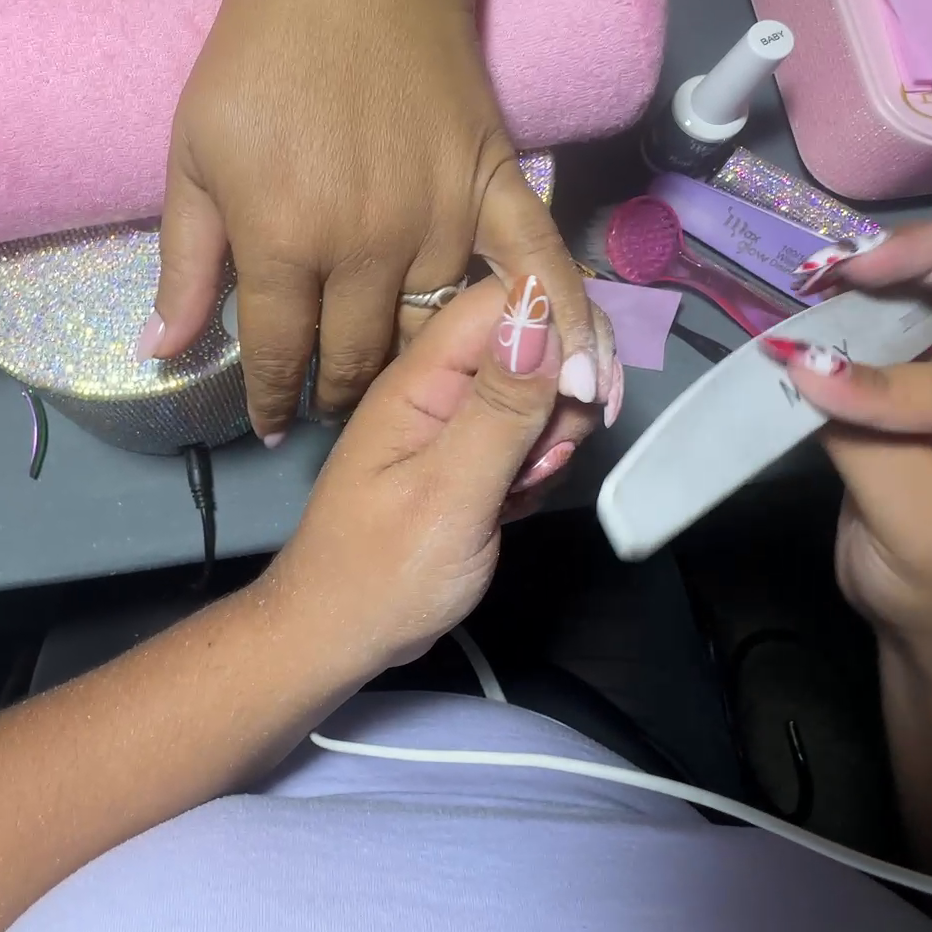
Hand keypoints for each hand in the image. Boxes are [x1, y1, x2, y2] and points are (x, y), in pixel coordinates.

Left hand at [145, 0, 612, 445]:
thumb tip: (160, 353)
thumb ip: (184, 267)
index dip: (272, 399)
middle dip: (333, 392)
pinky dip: (555, 327)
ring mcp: (441, 221)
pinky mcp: (495, 190)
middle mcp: (366, 246)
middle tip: (325, 402)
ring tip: (392, 384)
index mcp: (284, 239)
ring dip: (405, 368)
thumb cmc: (257, 63)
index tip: (273, 427)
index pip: (278, 354)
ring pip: (425, 332)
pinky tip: (571, 380)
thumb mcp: (192, 161)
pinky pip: (534, 270)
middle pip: (354, 358)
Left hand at [265, 275, 594, 669]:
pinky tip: (512, 504)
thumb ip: (500, 409)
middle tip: (547, 456)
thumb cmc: (383, 573)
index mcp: (420, 379)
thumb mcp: (449, 493)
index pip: (501, 299)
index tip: (589, 390)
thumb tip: (541, 313)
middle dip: (564, 393)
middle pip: (532, 340)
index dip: (559, 324)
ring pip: (538, 392)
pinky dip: (537, 466)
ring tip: (518, 490)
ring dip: (552, 437)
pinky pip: (527, 436)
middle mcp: (437, 387)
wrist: (342, 632)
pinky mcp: (468, 454)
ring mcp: (453, 421)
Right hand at [773, 221, 931, 681]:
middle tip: (851, 259)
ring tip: (825, 270)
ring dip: (899, 271)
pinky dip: (863, 310)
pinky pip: (909, 335)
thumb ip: (873, 444)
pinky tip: (820, 302)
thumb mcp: (926, 536)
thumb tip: (805, 366)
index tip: (801, 373)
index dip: (896, 384)